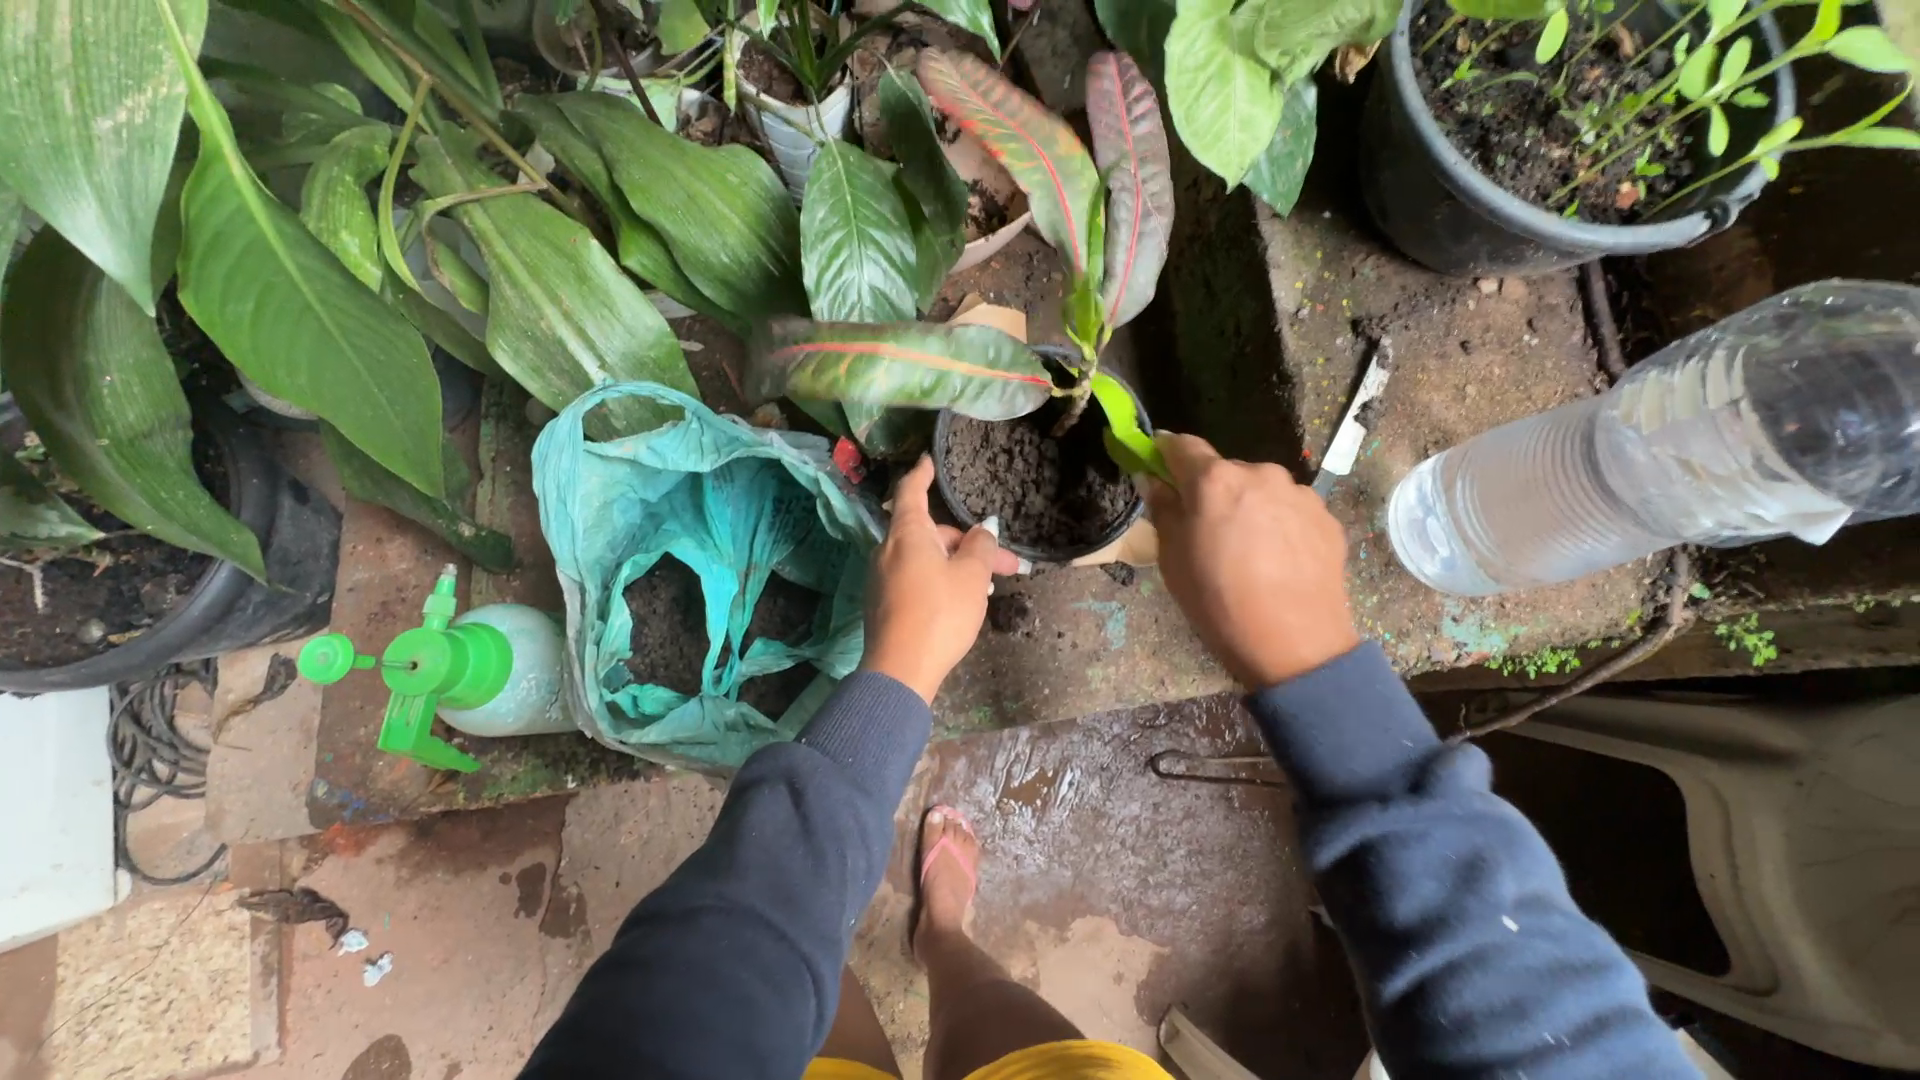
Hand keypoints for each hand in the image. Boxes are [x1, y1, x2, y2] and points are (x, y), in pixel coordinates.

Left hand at [860, 456, 1021, 702]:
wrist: (900, 671)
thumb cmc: (939, 613)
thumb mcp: (971, 577)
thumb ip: (981, 547)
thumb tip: (983, 529)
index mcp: (907, 534)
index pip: (911, 490)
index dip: (923, 473)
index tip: (930, 461)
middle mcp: (888, 550)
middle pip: (930, 533)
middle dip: (968, 543)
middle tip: (1006, 565)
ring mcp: (882, 578)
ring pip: (926, 559)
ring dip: (958, 566)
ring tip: (990, 588)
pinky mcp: (884, 604)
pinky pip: (916, 579)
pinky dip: (940, 581)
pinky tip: (963, 603)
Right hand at [1144, 433, 1359, 687]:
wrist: (1295, 643)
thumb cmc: (1217, 600)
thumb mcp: (1172, 559)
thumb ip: (1163, 509)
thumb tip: (1154, 481)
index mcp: (1214, 479)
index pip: (1181, 445)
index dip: (1165, 454)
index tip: (1158, 469)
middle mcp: (1260, 473)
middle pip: (1224, 470)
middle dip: (1212, 491)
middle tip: (1207, 531)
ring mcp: (1299, 494)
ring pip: (1261, 490)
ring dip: (1249, 508)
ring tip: (1248, 552)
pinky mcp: (1326, 518)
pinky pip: (1290, 511)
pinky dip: (1278, 525)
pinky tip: (1277, 562)